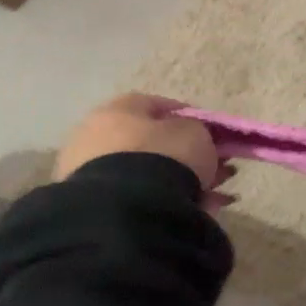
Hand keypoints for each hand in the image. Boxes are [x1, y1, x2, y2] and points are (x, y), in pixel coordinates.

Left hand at [54, 93, 236, 211]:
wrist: (129, 202)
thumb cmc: (165, 154)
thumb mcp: (195, 131)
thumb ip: (194, 126)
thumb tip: (189, 131)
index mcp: (115, 111)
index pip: (151, 102)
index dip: (184, 112)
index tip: (209, 126)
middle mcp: (94, 134)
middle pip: (148, 138)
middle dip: (183, 149)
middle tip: (215, 160)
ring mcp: (91, 167)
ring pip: (147, 167)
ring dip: (180, 174)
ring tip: (213, 188)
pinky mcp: (96, 196)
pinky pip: (141, 190)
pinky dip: (168, 195)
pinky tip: (197, 203)